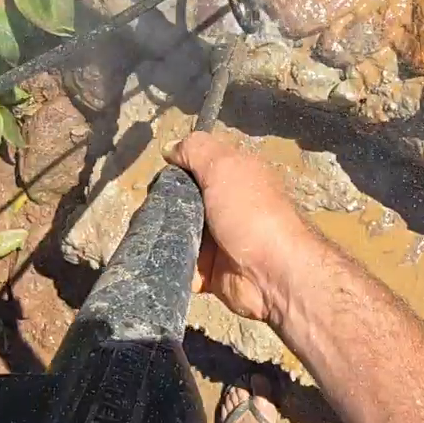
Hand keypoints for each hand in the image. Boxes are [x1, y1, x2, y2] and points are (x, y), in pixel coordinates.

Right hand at [165, 132, 323, 326]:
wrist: (273, 274)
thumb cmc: (251, 214)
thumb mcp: (225, 166)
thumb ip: (196, 149)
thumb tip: (169, 148)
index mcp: (233, 178)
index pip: (193, 168)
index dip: (173, 171)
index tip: (157, 181)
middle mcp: (225, 206)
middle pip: (180, 202)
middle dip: (161, 207)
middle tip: (150, 213)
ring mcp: (218, 239)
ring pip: (177, 234)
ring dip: (163, 238)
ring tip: (150, 239)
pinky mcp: (210, 270)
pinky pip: (183, 265)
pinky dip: (174, 265)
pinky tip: (164, 261)